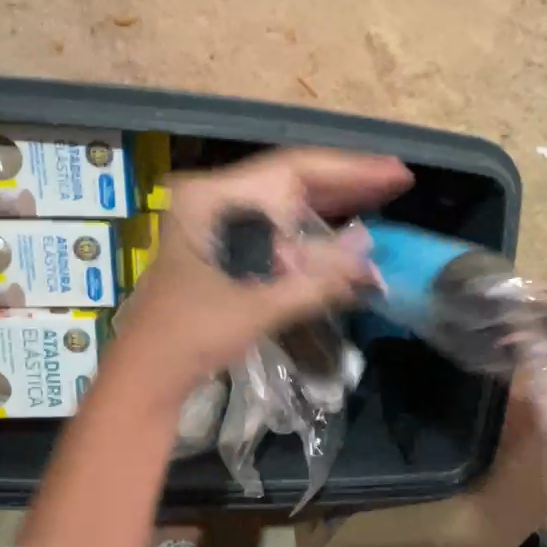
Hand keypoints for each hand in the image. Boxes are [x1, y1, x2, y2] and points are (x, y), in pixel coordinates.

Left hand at [113, 147, 411, 396]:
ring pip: (290, 207)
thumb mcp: (259, 304)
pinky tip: (347, 240)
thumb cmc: (192, 335)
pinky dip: (315, 237)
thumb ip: (317, 278)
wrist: (148, 375)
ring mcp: (222, 225)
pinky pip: (281, 232)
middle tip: (398, 183)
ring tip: (383, 202)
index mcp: (214, 199)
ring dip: (335, 210)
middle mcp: (218, 201)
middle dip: (347, 185)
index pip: (293, 170)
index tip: (395, 173)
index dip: (350, 171)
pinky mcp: (229, 250)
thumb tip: (370, 255)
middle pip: (293, 183)